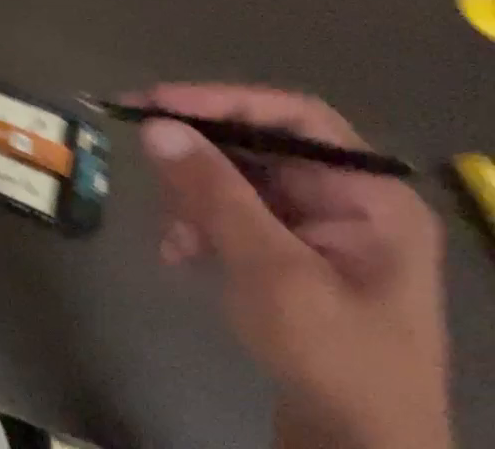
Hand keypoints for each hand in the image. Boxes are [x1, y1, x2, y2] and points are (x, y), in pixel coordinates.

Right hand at [137, 85, 450, 448]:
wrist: (358, 440)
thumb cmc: (331, 351)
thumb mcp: (270, 269)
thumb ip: (214, 192)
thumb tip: (156, 125)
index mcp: (368, 195)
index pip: (292, 116)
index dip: (220, 100)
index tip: (151, 103)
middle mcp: (348, 200)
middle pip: (257, 147)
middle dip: (198, 162)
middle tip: (146, 170)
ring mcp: (322, 228)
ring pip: (236, 180)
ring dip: (193, 200)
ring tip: (173, 236)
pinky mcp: (294, 253)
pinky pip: (234, 213)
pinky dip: (200, 225)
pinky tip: (180, 253)